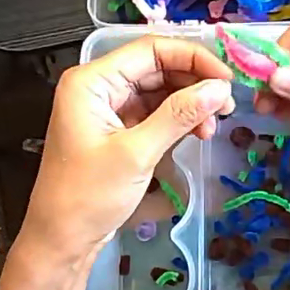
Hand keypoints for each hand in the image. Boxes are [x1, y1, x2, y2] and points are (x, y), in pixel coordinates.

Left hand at [21, 37, 234, 260]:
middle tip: (227, 106)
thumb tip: (220, 89)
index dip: (193, 58)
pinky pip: (154, 114)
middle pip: (157, 68)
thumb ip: (178, 116)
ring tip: (213, 128)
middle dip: (194, 84)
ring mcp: (109, 109)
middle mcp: (99, 87)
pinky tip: (198, 133)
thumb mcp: (136, 153)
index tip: (227, 79)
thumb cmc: (88, 196)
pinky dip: (178, 121)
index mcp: (92, 81)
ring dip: (190, 104)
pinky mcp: (118, 130)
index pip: (150, 50)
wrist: (61, 240)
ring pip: (160, 91)